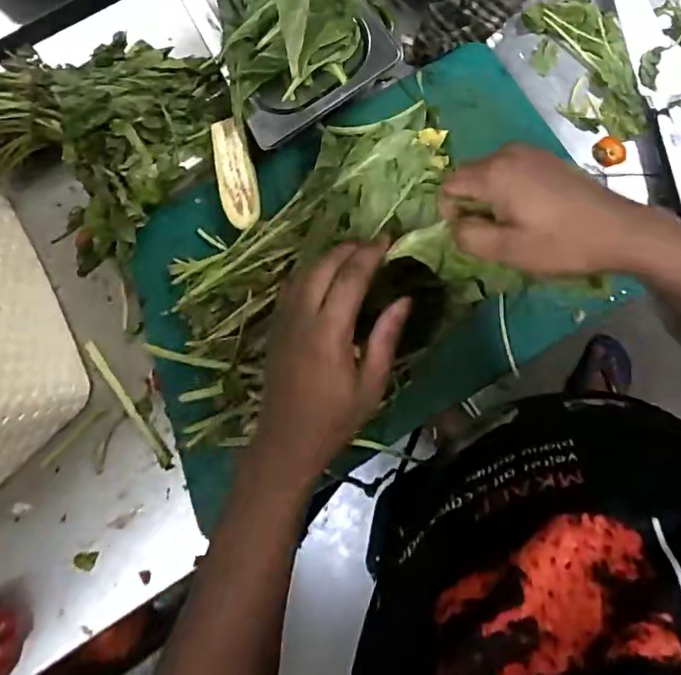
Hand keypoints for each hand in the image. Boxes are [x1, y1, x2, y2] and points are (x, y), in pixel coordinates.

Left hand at [253, 240, 410, 482]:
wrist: (285, 442)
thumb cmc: (335, 419)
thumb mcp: (372, 384)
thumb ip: (386, 337)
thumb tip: (404, 299)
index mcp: (329, 332)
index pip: (351, 277)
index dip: (370, 253)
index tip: (389, 239)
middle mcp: (302, 317)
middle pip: (324, 265)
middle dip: (349, 247)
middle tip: (374, 243)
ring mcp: (284, 318)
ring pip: (305, 271)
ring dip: (329, 256)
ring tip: (354, 253)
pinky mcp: (275, 324)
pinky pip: (293, 284)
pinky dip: (312, 269)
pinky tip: (326, 273)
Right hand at [441, 143, 680, 275]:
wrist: (621, 230)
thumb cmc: (563, 243)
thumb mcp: (511, 250)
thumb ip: (470, 238)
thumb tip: (453, 226)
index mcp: (494, 173)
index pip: (448, 185)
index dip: (450, 212)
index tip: (473, 235)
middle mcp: (506, 153)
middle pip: (468, 176)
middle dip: (471, 204)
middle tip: (496, 232)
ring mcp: (528, 152)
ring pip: (489, 173)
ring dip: (490, 197)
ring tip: (516, 223)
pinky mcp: (545, 157)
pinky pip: (510, 169)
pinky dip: (509, 188)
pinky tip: (533, 210)